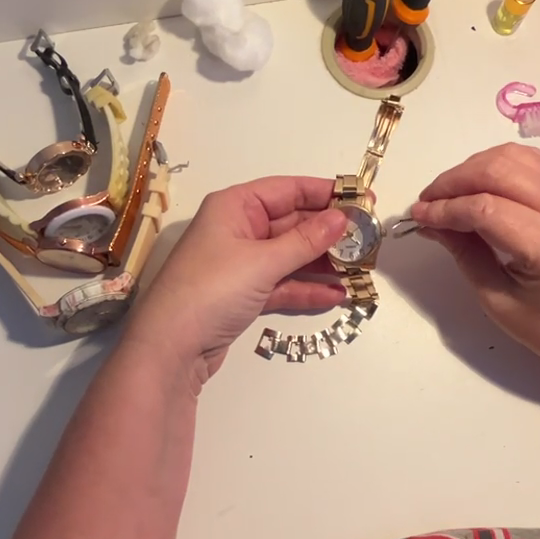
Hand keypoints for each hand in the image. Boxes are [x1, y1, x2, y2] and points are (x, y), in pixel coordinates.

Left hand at [125, 176, 347, 384]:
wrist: (170, 348)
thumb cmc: (211, 291)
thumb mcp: (262, 261)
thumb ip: (306, 240)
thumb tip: (342, 218)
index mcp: (235, 206)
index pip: (288, 190)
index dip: (326, 193)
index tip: (363, 200)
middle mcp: (238, 229)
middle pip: (292, 223)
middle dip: (330, 232)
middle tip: (369, 240)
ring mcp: (241, 264)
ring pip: (291, 255)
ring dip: (324, 262)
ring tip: (360, 269)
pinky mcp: (244, 295)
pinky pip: (283, 284)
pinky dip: (307, 288)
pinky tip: (337, 295)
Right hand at [412, 144, 539, 378]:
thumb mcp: (496, 299)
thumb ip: (463, 252)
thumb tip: (429, 220)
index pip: (485, 208)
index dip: (445, 208)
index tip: (417, 216)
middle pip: (499, 171)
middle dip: (454, 181)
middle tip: (427, 202)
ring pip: (513, 157)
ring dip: (473, 168)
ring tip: (448, 194)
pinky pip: (530, 162)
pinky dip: (497, 166)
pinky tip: (477, 186)